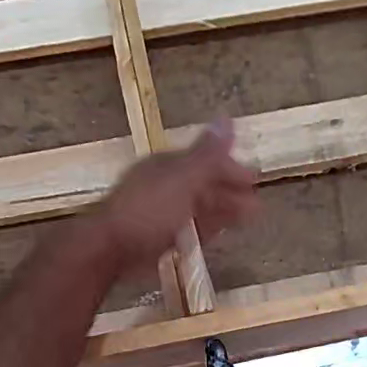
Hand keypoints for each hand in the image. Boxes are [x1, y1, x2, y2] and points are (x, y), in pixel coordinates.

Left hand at [86, 119, 257, 272]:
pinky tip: (218, 235)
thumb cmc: (148, 211)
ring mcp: (161, 211)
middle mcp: (165, 184)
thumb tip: (227, 118)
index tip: (255, 179)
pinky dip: (206, 228)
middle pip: (204, 184)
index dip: (232, 168)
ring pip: (198, 207)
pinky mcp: (158, 236)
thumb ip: (207, 155)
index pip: (207, 161)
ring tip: (247, 219)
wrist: (109, 248)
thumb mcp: (182, 179)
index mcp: (170, 166)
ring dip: (223, 211)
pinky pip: (188, 228)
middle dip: (231, 191)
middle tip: (257, 204)